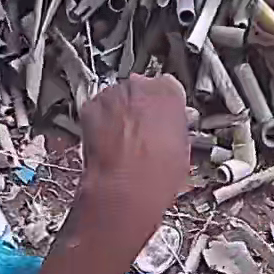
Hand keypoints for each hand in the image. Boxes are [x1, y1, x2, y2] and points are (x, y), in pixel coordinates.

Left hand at [75, 74, 190, 239]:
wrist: (126, 188)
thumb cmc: (156, 172)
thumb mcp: (182, 146)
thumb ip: (177, 126)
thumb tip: (173, 130)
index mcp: (168, 90)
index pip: (170, 88)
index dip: (167, 108)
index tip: (165, 120)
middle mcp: (139, 86)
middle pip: (141, 91)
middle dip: (141, 109)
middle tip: (144, 134)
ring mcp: (112, 95)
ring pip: (117, 99)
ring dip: (120, 115)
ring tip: (125, 142)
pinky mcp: (90, 108)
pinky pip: (97, 110)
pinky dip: (100, 123)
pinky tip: (108, 144)